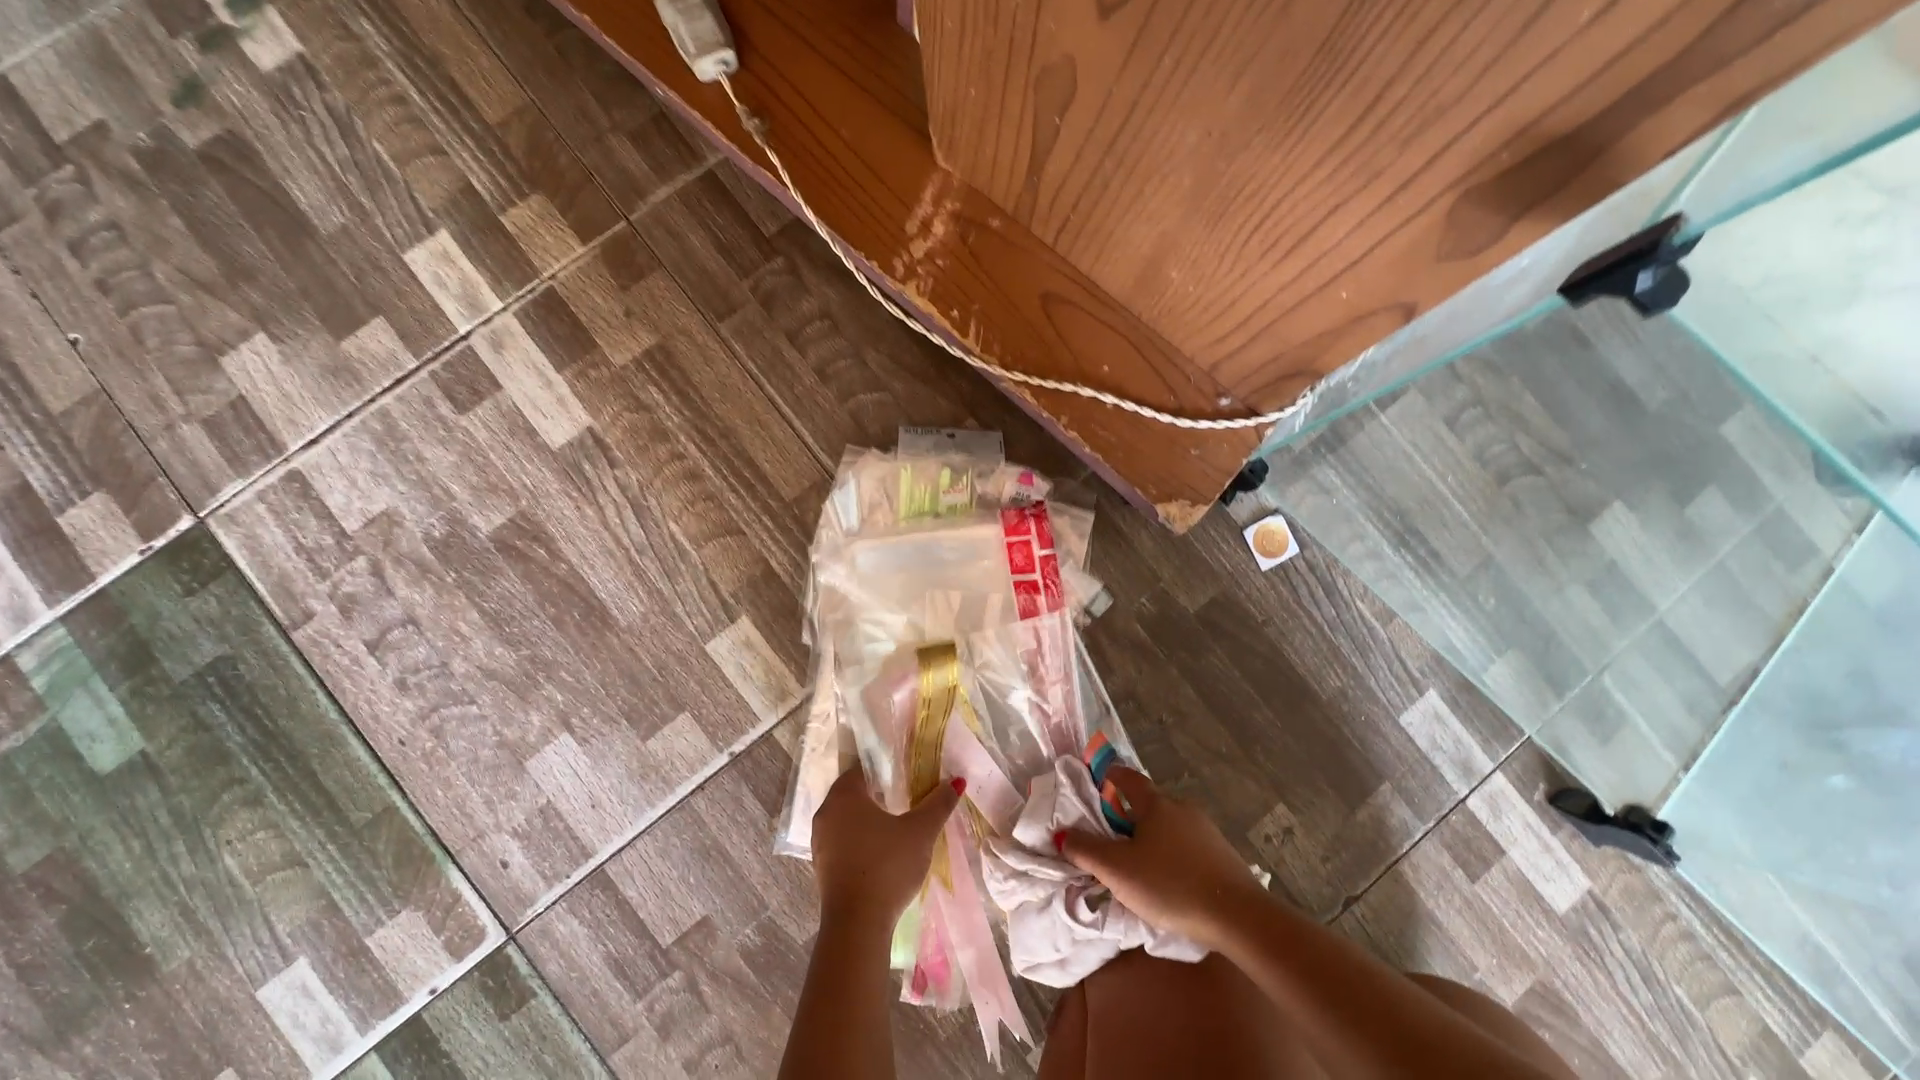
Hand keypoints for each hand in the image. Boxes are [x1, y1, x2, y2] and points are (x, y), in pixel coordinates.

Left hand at [810, 767, 961, 928]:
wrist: (857, 923)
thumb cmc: (888, 866)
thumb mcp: (920, 832)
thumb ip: (938, 804)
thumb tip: (957, 781)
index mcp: (844, 796)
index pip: (862, 770)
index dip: (885, 770)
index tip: (906, 776)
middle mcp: (826, 814)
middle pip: (852, 794)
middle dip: (878, 794)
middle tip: (906, 798)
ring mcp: (820, 842)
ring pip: (846, 820)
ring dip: (867, 820)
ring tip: (896, 825)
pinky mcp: (822, 867)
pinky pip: (842, 842)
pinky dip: (859, 841)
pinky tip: (881, 852)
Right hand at [1059, 767, 1266, 948]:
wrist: (1237, 916)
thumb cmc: (1170, 884)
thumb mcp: (1117, 870)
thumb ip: (1086, 850)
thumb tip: (1062, 833)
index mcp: (1156, 804)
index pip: (1127, 778)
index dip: (1107, 777)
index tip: (1093, 783)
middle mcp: (1182, 809)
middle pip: (1147, 803)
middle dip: (1125, 815)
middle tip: (1106, 837)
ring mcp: (1206, 832)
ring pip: (1168, 826)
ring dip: (1149, 837)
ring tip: (1133, 863)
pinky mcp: (1221, 856)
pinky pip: (1185, 846)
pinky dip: (1170, 854)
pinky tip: (1165, 879)